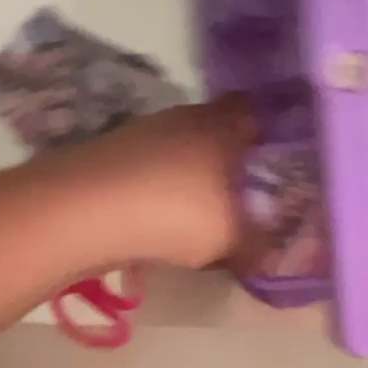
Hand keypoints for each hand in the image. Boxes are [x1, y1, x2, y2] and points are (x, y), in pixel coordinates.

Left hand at [50, 95, 255, 269]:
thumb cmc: (175, 211)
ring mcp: (144, 136)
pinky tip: (169, 225)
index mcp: (222, 123)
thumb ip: (260, 245)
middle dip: (234, 162)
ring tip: (211, 217)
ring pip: (185, 154)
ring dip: (198, 181)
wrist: (82, 212)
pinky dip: (167, 195)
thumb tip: (272, 254)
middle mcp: (184, 118)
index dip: (274, 133)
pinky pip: (156, 175)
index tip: (286, 162)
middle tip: (252, 197)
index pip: (258, 112)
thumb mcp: (232, 237)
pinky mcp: (114, 160)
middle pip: (220, 133)